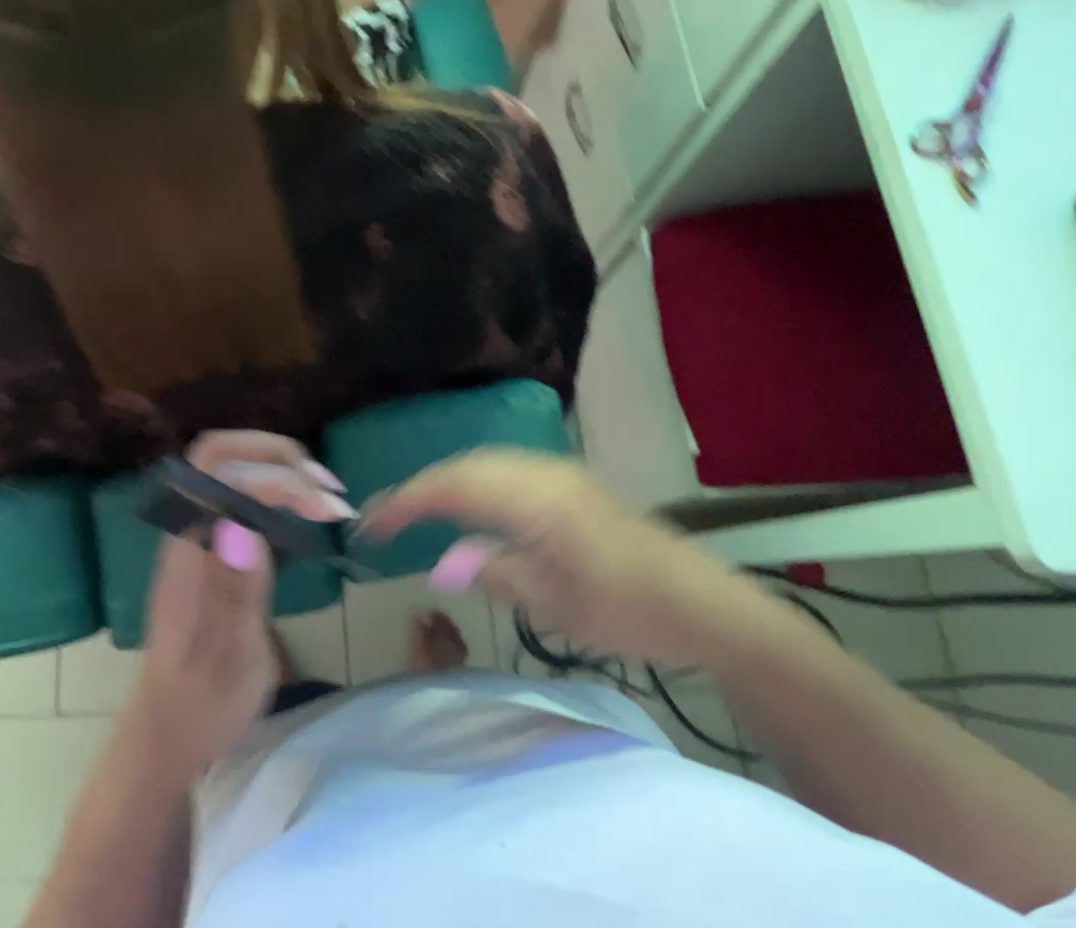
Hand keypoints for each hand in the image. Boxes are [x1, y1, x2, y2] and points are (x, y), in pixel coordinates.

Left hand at [128, 432, 354, 772]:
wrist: (168, 739)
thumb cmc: (199, 709)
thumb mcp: (228, 658)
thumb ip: (237, 591)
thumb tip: (243, 524)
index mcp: (186, 555)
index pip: (216, 474)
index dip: (271, 472)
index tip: (322, 501)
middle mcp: (188, 540)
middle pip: (222, 461)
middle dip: (278, 459)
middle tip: (331, 490)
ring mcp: (200, 549)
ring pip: (233, 482)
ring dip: (282, 475)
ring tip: (330, 500)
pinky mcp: (215, 565)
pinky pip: (243, 510)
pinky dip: (280, 502)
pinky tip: (310, 521)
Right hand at [362, 450, 762, 666]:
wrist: (704, 605)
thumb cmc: (629, 612)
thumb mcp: (555, 605)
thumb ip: (494, 573)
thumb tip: (440, 564)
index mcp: (538, 501)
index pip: (454, 487)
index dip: (405, 501)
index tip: (370, 526)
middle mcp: (546, 475)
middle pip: (465, 466)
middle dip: (417, 489)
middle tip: (381, 520)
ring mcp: (562, 475)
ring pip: (485, 463)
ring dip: (443, 483)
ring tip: (411, 513)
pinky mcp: (572, 485)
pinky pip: (506, 471)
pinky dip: (471, 483)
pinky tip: (463, 507)